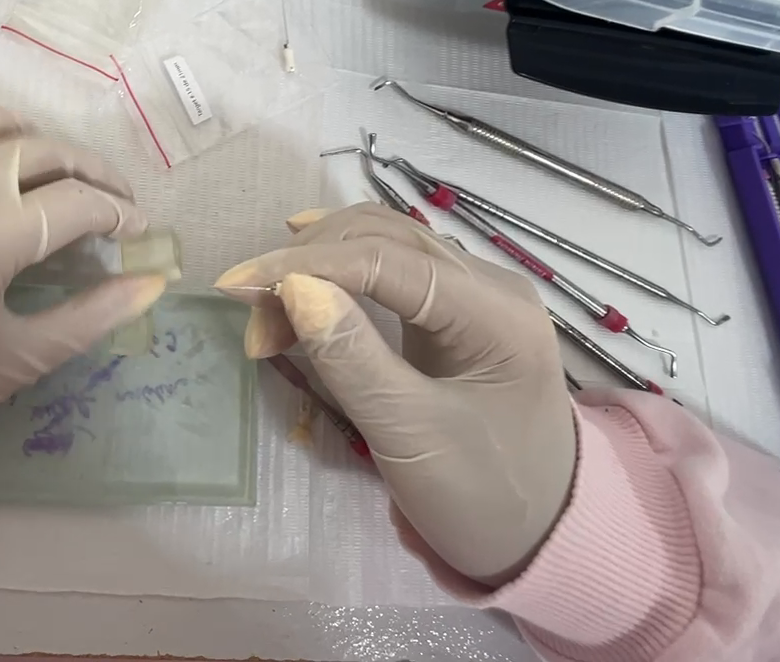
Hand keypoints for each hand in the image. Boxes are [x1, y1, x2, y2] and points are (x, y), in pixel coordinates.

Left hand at [0, 106, 166, 464]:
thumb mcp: (12, 361)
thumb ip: (90, 318)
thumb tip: (151, 283)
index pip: (78, 205)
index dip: (120, 215)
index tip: (140, 232)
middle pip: (46, 151)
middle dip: (94, 172)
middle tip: (116, 200)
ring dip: (40, 141)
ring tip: (60, 172)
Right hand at [215, 204, 575, 585]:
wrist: (542, 540)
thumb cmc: (480, 497)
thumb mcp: (409, 436)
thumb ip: (351, 357)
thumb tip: (292, 286)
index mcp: (495, 313)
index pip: (384, 258)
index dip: (305, 263)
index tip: (236, 286)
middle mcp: (488, 283)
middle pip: (379, 239)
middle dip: (304, 267)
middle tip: (254, 323)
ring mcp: (473, 290)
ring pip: (379, 243)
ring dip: (314, 266)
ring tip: (269, 315)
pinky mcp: (452, 307)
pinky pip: (387, 265)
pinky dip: (336, 266)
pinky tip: (303, 262)